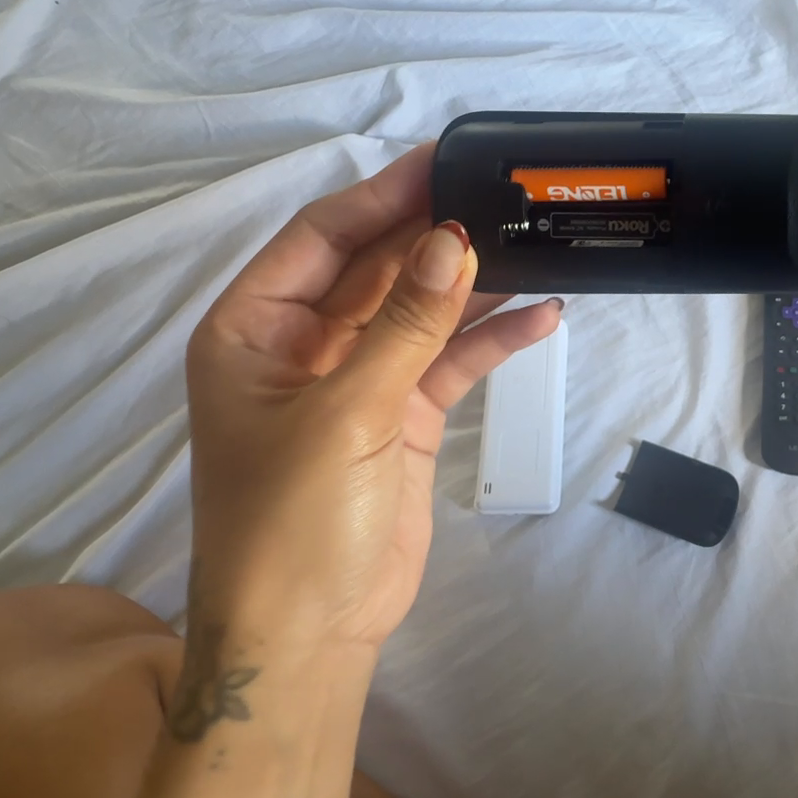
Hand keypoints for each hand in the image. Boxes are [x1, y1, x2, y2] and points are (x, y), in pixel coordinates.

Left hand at [184, 142, 561, 648]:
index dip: (382, 197)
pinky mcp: (402, 414)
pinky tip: (541, 316)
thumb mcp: (346, 413)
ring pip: (422, 312)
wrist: (312, 634)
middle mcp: (306, 344)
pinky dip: (490, 340)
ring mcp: (359, 380)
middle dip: (437, 238)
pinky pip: (450, 361)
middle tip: (504, 200)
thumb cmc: (293, 521)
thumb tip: (451, 242)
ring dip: (474, 286)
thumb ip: (404, 325)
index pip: (323, 239)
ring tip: (534, 250)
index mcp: (256, 329)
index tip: (444, 162)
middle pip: (380, 269)